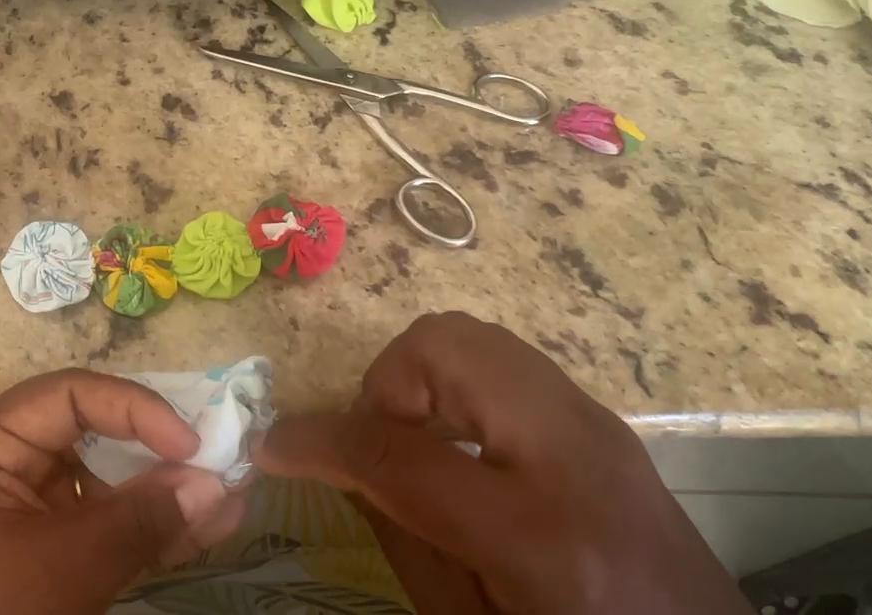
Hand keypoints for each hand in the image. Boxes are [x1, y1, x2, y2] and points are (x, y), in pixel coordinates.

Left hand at [0, 369, 248, 614]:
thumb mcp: (65, 566)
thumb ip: (140, 520)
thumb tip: (215, 483)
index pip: (68, 396)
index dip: (132, 408)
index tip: (189, 442)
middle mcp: (9, 463)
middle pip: (90, 433)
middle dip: (155, 449)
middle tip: (218, 461)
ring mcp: (30, 509)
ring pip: (105, 481)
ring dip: (163, 493)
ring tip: (228, 499)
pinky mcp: (50, 552)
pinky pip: (105, 525)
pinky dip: (150, 529)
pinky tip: (205, 530)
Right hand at [258, 312, 750, 614]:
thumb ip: (397, 533)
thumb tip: (340, 458)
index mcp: (544, 535)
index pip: (397, 451)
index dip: (318, 439)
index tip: (273, 443)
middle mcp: (577, 454)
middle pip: (441, 348)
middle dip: (385, 385)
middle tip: (381, 447)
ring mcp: (596, 423)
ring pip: (468, 336)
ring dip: (419, 379)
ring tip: (421, 444)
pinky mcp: (598, 416)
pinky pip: (499, 360)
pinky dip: (454, 384)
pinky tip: (461, 445)